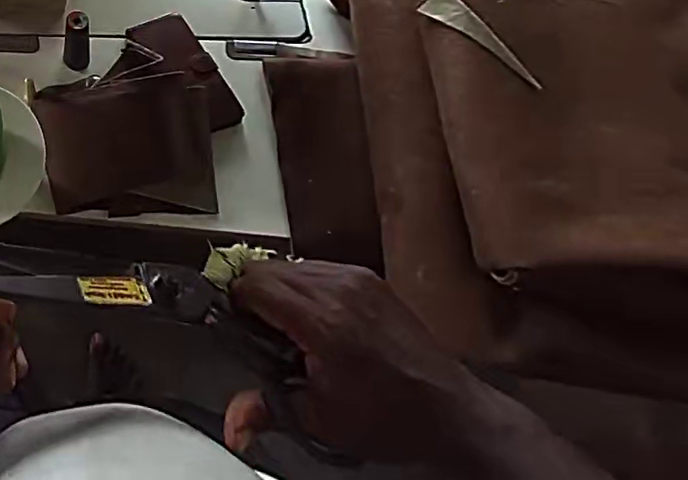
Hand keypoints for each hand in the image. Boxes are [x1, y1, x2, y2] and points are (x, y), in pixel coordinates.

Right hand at [223, 261, 606, 478]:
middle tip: (264, 329)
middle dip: (255, 294)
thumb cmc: (392, 420)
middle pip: (264, 268)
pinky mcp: (366, 276)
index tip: (242, 325)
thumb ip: (268, 410)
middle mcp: (335, 289)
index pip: (252, 283)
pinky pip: (314, 265)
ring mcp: (353, 278)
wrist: (456, 417)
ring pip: (288, 263)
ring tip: (291, 323)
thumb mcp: (323, 421)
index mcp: (320, 321)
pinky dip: (305, 283)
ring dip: (278, 286)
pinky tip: (316, 314)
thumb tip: (231, 424)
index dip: (238, 303)